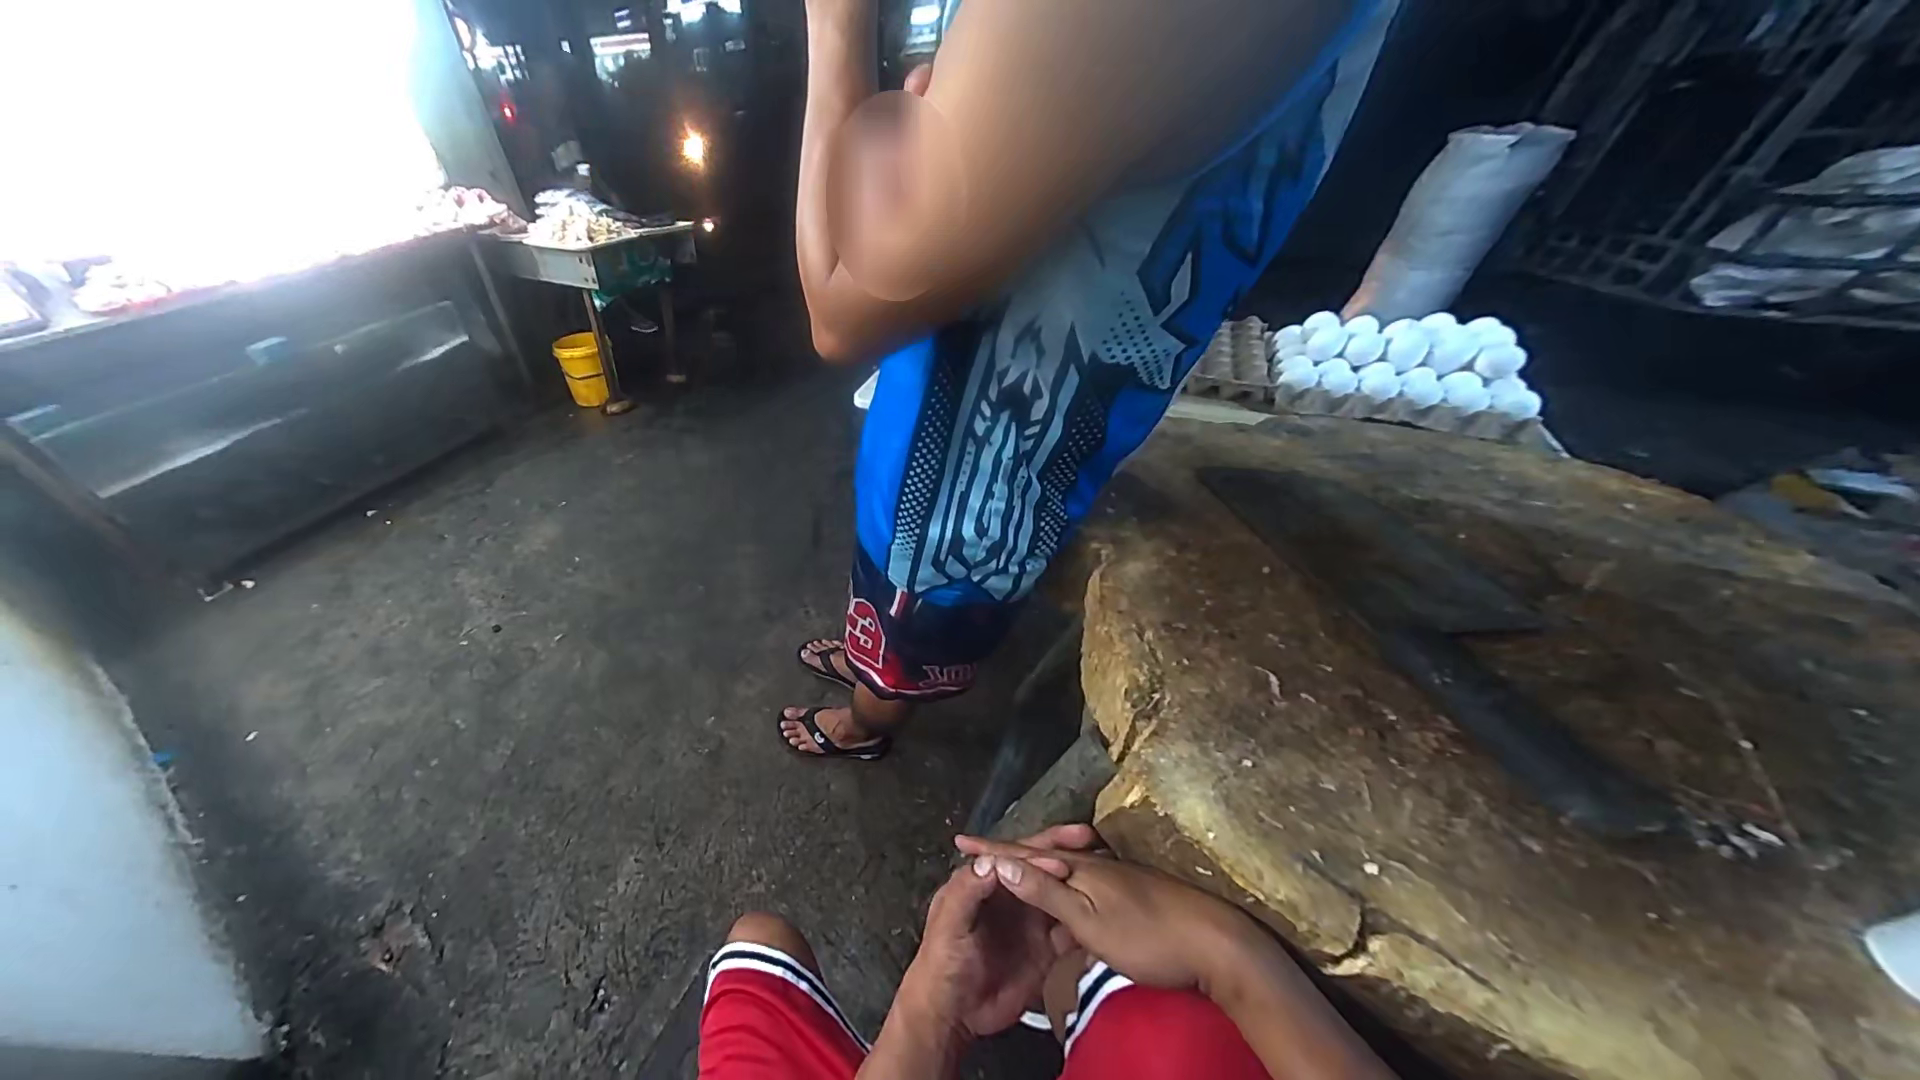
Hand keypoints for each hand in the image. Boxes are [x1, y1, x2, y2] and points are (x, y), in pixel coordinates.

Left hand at [895, 824, 1098, 1038]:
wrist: (952, 1017)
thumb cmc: (941, 963)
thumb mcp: (948, 924)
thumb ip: (966, 891)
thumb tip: (991, 859)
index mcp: (986, 880)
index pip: (1014, 856)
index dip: (1036, 851)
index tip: (1060, 857)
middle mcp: (1011, 893)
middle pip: (1040, 867)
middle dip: (1064, 852)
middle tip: (1091, 841)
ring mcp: (1030, 920)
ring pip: (1058, 892)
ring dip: (1078, 881)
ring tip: (1105, 872)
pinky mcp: (1045, 948)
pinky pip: (1068, 929)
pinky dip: (1084, 921)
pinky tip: (1102, 915)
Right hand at [953, 834, 1272, 997]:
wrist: (1213, 942)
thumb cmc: (1145, 936)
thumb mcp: (1087, 920)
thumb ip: (1044, 891)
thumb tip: (1002, 862)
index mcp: (1077, 868)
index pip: (1022, 854)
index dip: (990, 849)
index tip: (960, 839)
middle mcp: (1092, 862)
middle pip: (1040, 854)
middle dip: (1008, 852)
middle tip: (979, 851)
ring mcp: (1113, 874)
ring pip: (1062, 866)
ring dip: (1033, 866)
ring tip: (1011, 868)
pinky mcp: (1128, 890)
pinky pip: (1080, 879)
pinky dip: (1059, 883)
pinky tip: (1062, 893)